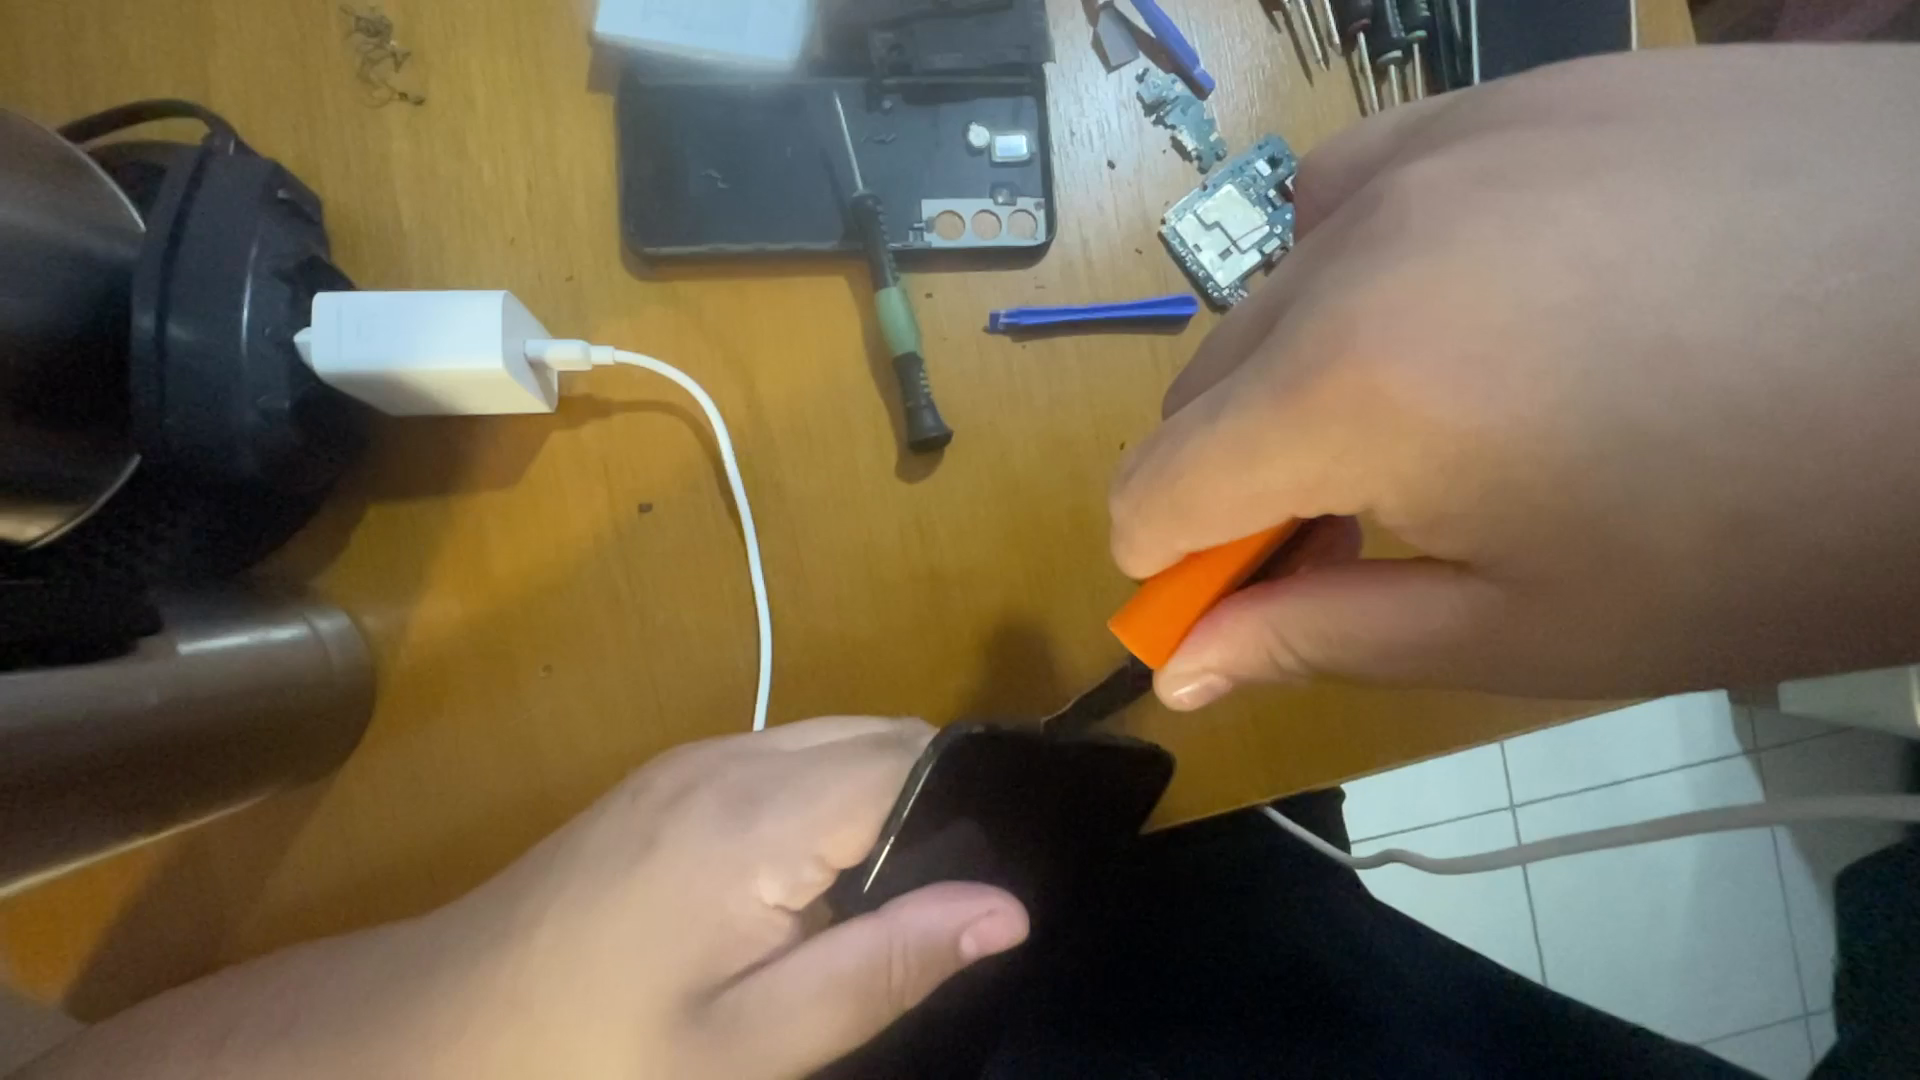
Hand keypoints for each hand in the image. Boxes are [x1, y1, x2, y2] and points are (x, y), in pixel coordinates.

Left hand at [442, 716, 1027, 1078]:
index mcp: (760, 815)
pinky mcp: (679, 768)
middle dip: (935, 791)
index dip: (967, 800)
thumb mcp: (754, 1042)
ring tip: (893, 881)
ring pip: (840, 736)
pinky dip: (834, 786)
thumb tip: (1006, 909)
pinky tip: (819, 861)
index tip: (996, 865)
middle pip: (882, 734)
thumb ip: (886, 965)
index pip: (909, 759)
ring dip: (884, 787)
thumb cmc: (597, 1054)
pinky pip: (793, 751)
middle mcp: (737, 755)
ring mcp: (701, 753)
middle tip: (950, 887)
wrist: (436, 1028)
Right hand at [1110, 45, 1919, 707]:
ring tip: (1414, 412)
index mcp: (1348, 394)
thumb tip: (1179, 673)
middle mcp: (1346, 254)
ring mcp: (1415, 159)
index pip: (1149, 494)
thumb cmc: (1783, 529)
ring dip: (1281, 387)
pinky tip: (1434, 296)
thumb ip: (1311, 639)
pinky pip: (1328, 202)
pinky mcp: (1484, 107)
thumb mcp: (1522, 630)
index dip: (1167, 564)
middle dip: (1230, 485)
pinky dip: (1337, 273)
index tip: (1234, 596)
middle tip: (1347, 525)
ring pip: (1252, 311)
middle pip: (1189, 404)